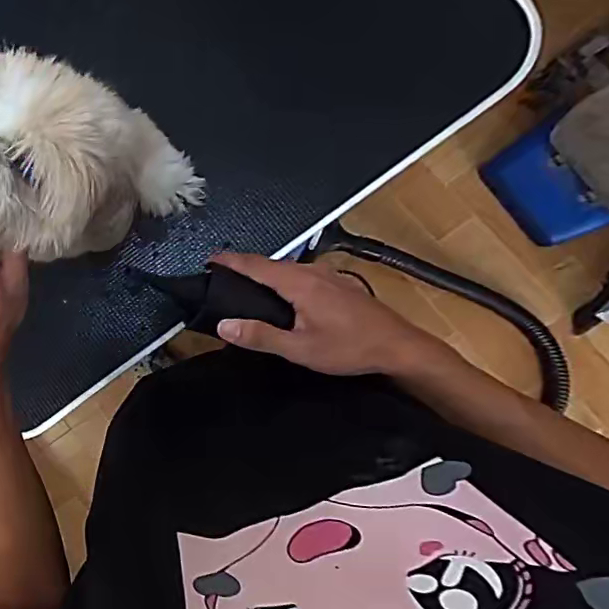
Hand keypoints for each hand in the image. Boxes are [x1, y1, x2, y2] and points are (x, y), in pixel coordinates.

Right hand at [209, 252, 458, 376]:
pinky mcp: (339, 284)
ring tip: (249, 284)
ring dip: (267, 273)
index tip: (211, 260)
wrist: (397, 346)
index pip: (255, 264)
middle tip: (224, 274)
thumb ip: (261, 336)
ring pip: (289, 269)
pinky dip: (286, 280)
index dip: (230, 261)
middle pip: (271, 263)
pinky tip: (286, 296)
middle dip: (245, 266)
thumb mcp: (300, 348)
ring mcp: (329, 276)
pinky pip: (304, 275)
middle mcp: (314, 272)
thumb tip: (226, 326)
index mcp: (300, 283)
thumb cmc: (352, 348)